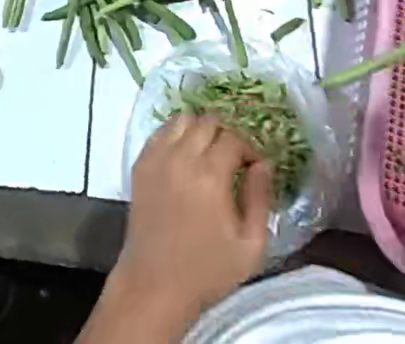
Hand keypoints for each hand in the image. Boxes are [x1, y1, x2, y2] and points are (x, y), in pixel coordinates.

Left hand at [78, 115, 269, 342]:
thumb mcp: (250, 246)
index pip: (234, 138)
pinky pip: (160, 132)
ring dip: (199, 129)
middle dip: (225, 134)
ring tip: (207, 153)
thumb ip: (260, 199)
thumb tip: (264, 164)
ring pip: (182, 118)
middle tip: (232, 158)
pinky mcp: (140, 165)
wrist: (153, 286)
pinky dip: (175, 135)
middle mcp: (181, 158)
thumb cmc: (206, 272)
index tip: (253, 166)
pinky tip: (183, 157)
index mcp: (210, 176)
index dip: (249, 148)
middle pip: (208, 121)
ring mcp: (157, 158)